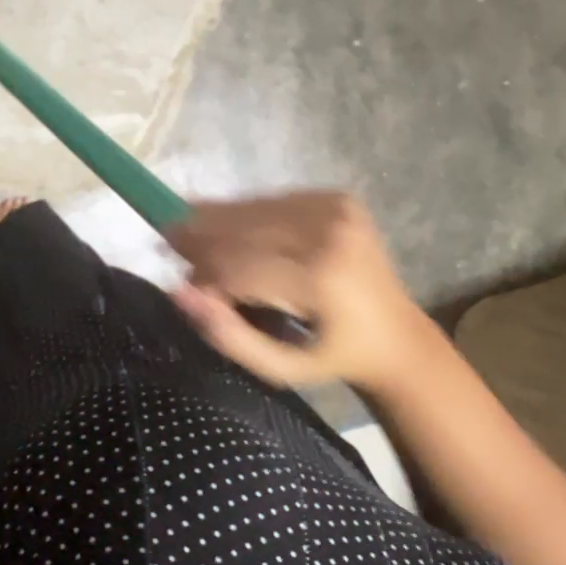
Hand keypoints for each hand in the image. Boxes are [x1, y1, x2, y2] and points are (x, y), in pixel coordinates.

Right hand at [166, 192, 439, 390]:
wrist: (396, 335)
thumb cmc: (331, 357)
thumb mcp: (278, 367)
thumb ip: (227, 335)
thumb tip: (178, 292)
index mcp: (319, 279)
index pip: (235, 266)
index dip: (200, 277)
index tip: (183, 290)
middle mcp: (328, 232)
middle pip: (238, 229)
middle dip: (198, 242)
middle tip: (169, 251)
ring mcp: (334, 208)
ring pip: (248, 209)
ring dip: (213, 224)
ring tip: (189, 240)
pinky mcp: (335, 197)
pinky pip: (267, 201)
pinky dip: (241, 216)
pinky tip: (229, 231)